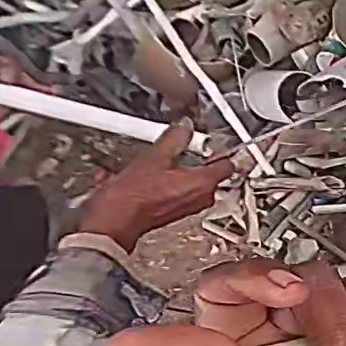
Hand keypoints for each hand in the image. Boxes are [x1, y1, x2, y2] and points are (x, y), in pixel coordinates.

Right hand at [76, 120, 234, 250]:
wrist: (118, 218)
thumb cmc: (137, 194)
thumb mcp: (156, 156)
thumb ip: (175, 138)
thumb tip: (185, 126)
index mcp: (205, 183)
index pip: (227, 164)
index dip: (220, 151)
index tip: (213, 143)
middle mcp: (204, 197)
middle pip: (211, 172)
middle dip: (198, 160)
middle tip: (182, 149)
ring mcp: (193, 206)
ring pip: (196, 182)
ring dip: (183, 171)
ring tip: (163, 164)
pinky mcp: (180, 211)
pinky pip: (184, 191)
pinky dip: (174, 182)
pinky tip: (155, 176)